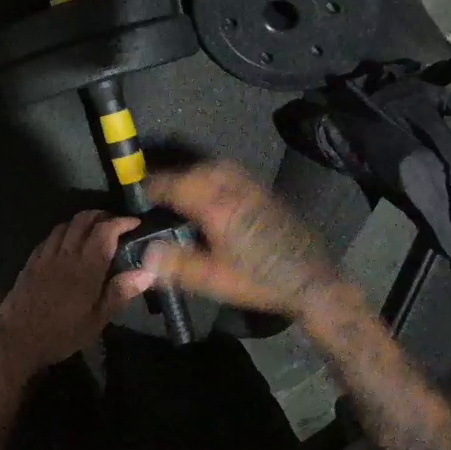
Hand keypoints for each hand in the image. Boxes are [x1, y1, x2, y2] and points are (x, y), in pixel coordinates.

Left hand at [0, 211, 154, 377]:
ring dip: (82, 222)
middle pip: (83, 219)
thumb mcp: (96, 320)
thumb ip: (120, 292)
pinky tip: (68, 245)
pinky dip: (64, 233)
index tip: (135, 223)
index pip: (105, 230)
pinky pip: (50, 237)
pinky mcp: (31, 261)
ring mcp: (45, 255)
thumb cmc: (61, 333)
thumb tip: (147, 272)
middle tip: (116, 225)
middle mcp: (66, 254)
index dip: (122, 222)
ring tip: (94, 233)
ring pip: (65, 225)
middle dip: (102, 216)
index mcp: (86, 267)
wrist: (16, 339)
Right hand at [143, 161, 347, 319]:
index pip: (177, 186)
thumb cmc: (259, 281)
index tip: (140, 190)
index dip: (155, 186)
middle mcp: (234, 190)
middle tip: (160, 189)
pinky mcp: (267, 195)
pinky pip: (235, 174)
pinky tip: (216, 192)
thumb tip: (145, 255)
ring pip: (218, 168)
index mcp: (217, 207)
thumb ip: (177, 266)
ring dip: (197, 173)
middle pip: (198, 170)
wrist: (310, 280)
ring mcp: (254, 190)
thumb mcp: (213, 280)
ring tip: (185, 187)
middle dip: (176, 176)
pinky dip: (217, 176)